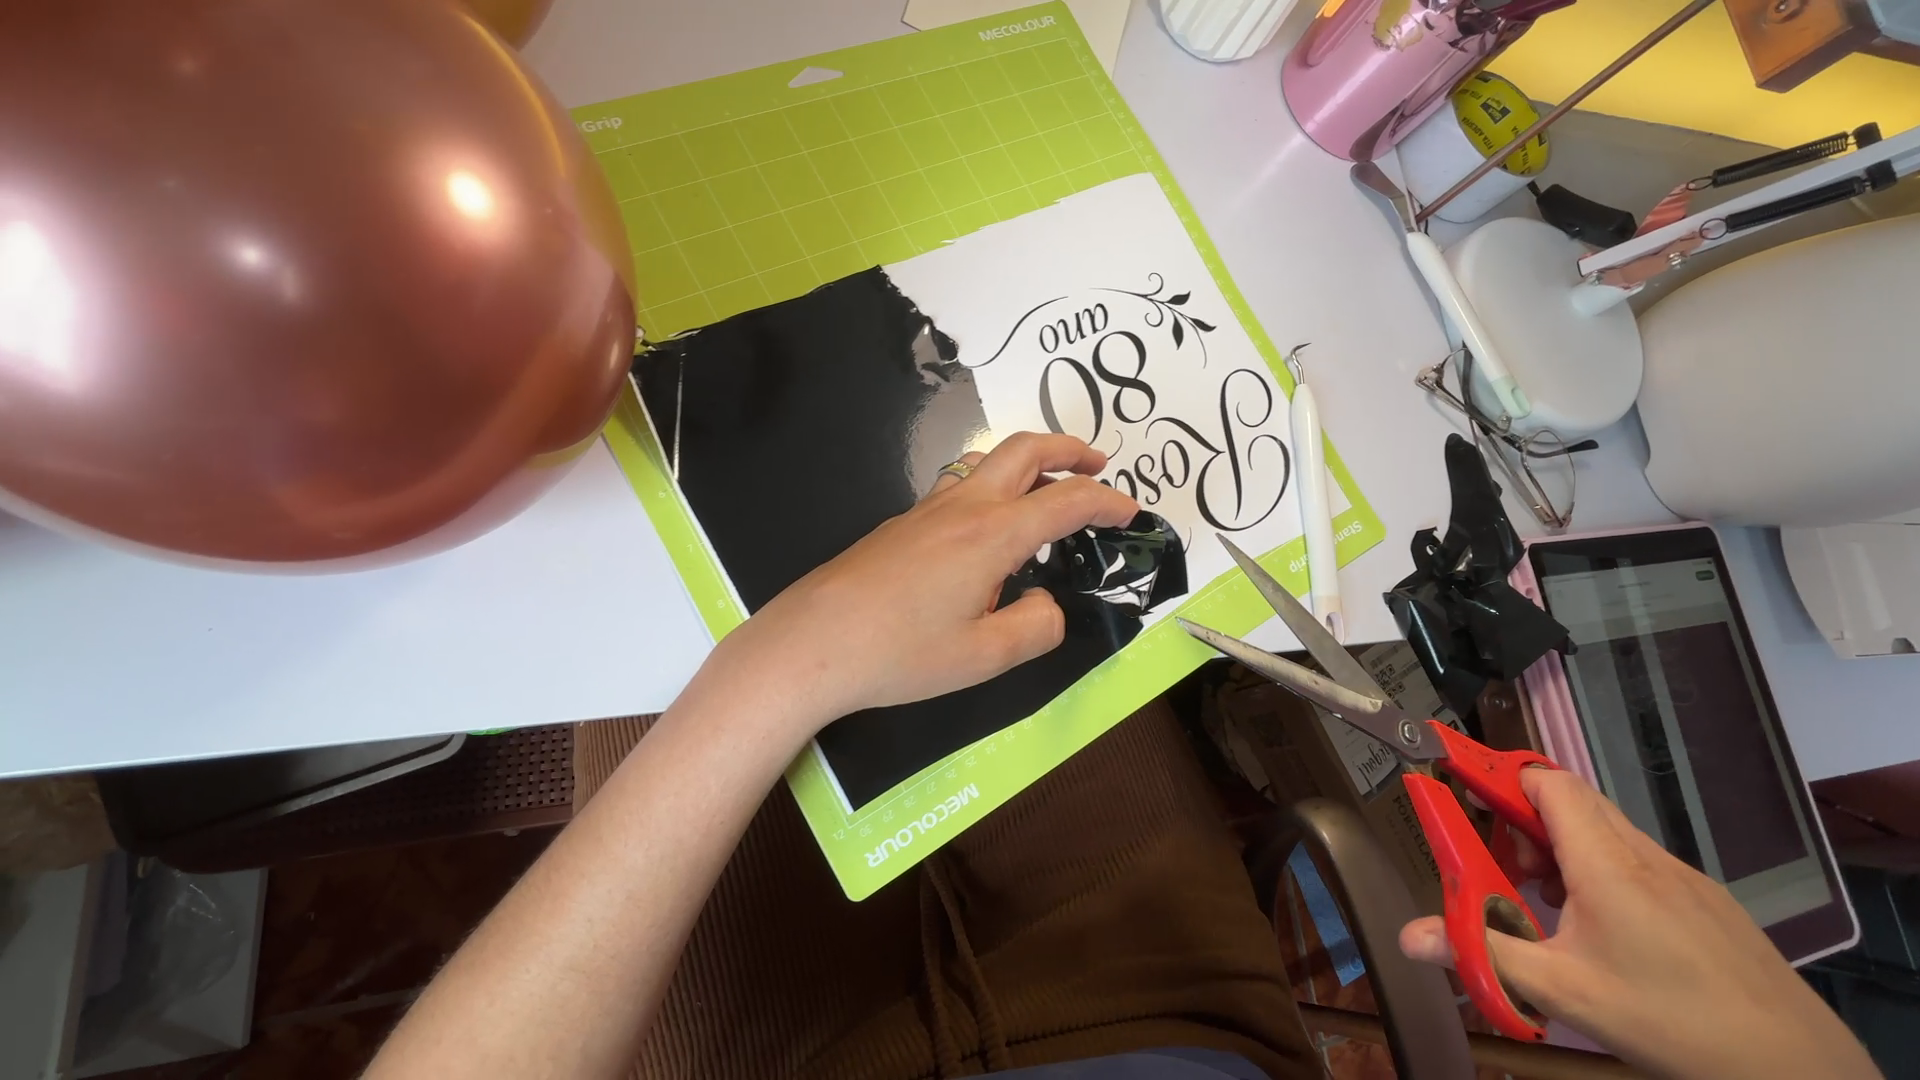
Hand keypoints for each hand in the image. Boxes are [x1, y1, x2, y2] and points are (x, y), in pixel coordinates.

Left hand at [709, 432, 1137, 738]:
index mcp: (991, 535)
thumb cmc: (901, 654)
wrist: (811, 643)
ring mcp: (926, 511)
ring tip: (1049, 489)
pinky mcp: (901, 525)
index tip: (1130, 511)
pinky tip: (990, 530)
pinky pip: (960, 487)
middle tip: (1098, 465)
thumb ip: (1035, 627)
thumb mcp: (984, 657)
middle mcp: (961, 507)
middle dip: (1068, 448)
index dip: (1106, 502)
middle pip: (1023, 449)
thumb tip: (1046, 603)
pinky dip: (995, 487)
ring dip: (1029, 463)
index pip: (1065, 501)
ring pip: (986, 462)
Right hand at [1399, 769, 1878, 1079]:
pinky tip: (1605, 929)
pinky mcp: (1711, 903)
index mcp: (1607, 864)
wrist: (1797, 1072)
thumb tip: (1408, 937)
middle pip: (1576, 802)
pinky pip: (1641, 862)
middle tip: (1504, 862)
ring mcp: (1686, 878)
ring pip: (1609, 833)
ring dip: (1565, 847)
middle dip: (1527, 817)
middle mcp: (1646, 856)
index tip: (1471, 797)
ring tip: (1547, 899)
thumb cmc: (1668, 1020)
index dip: (1506, 778)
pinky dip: (1604, 871)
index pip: (1551, 784)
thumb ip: (1482, 952)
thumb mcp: (1562, 991)